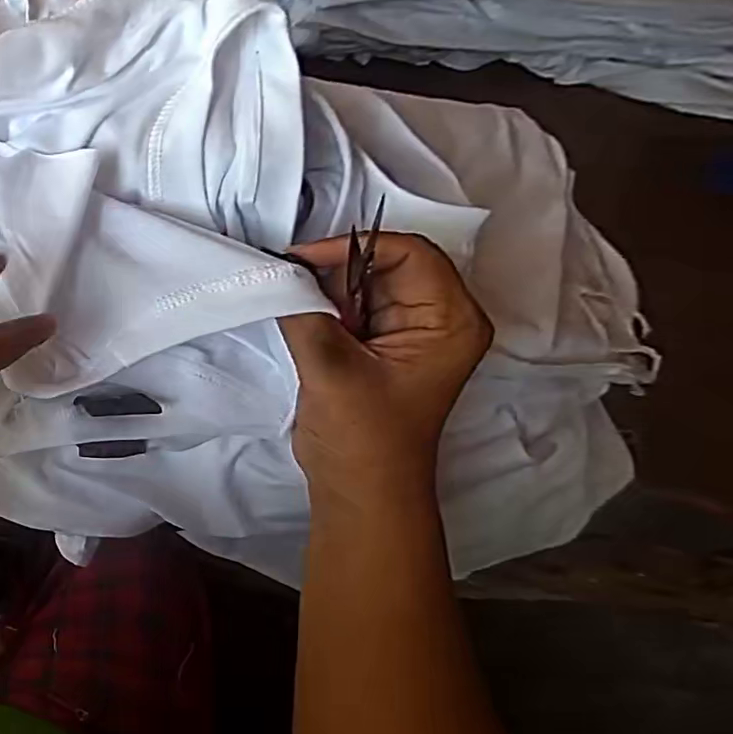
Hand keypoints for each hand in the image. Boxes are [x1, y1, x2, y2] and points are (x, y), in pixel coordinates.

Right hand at [278, 233, 491, 505]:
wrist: (357, 487)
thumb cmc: (362, 435)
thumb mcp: (333, 369)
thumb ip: (308, 316)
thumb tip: (282, 275)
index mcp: (450, 319)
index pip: (409, 253)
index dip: (354, 247)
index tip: (300, 258)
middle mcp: (436, 318)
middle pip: (386, 264)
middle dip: (335, 266)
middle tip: (286, 273)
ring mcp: (404, 332)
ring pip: (363, 285)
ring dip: (324, 287)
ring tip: (285, 292)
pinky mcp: (375, 346)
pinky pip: (349, 308)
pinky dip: (320, 305)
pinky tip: (293, 309)